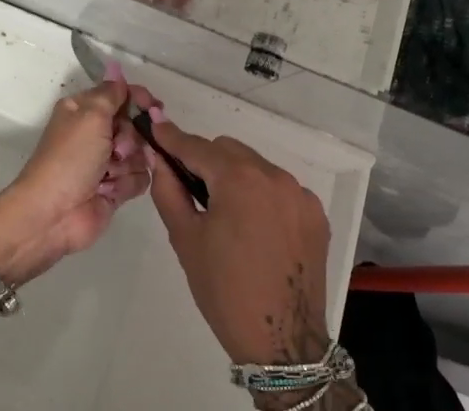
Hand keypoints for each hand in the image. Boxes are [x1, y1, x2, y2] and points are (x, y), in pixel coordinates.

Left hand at [0, 75, 152, 283]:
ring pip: (141, 154)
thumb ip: (110, 94)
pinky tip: (110, 190)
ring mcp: (106, 161)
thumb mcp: (89, 116)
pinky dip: (127, 183)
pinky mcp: (115, 187)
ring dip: (128, 164)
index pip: (119, 95)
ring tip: (108, 174)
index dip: (138, 100)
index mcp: (82, 110)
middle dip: (130, 138)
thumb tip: (116, 71)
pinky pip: (140, 178)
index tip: (153, 108)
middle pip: (134, 126)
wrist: (55, 212)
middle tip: (116, 149)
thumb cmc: (70, 157)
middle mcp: (94, 133)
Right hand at [145, 122, 332, 366]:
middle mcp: (275, 177)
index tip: (153, 126)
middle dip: (203, 158)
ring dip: (233, 175)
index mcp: (239, 180)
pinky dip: (259, 194)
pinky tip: (250, 224)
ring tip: (220, 208)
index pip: (196, 146)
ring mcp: (300, 196)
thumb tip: (159, 159)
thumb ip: (168, 189)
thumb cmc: (223, 287)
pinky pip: (278, 189)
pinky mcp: (316, 217)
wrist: (282, 342)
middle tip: (185, 184)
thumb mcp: (184, 237)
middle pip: (228, 150)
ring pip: (254, 166)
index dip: (171, 137)